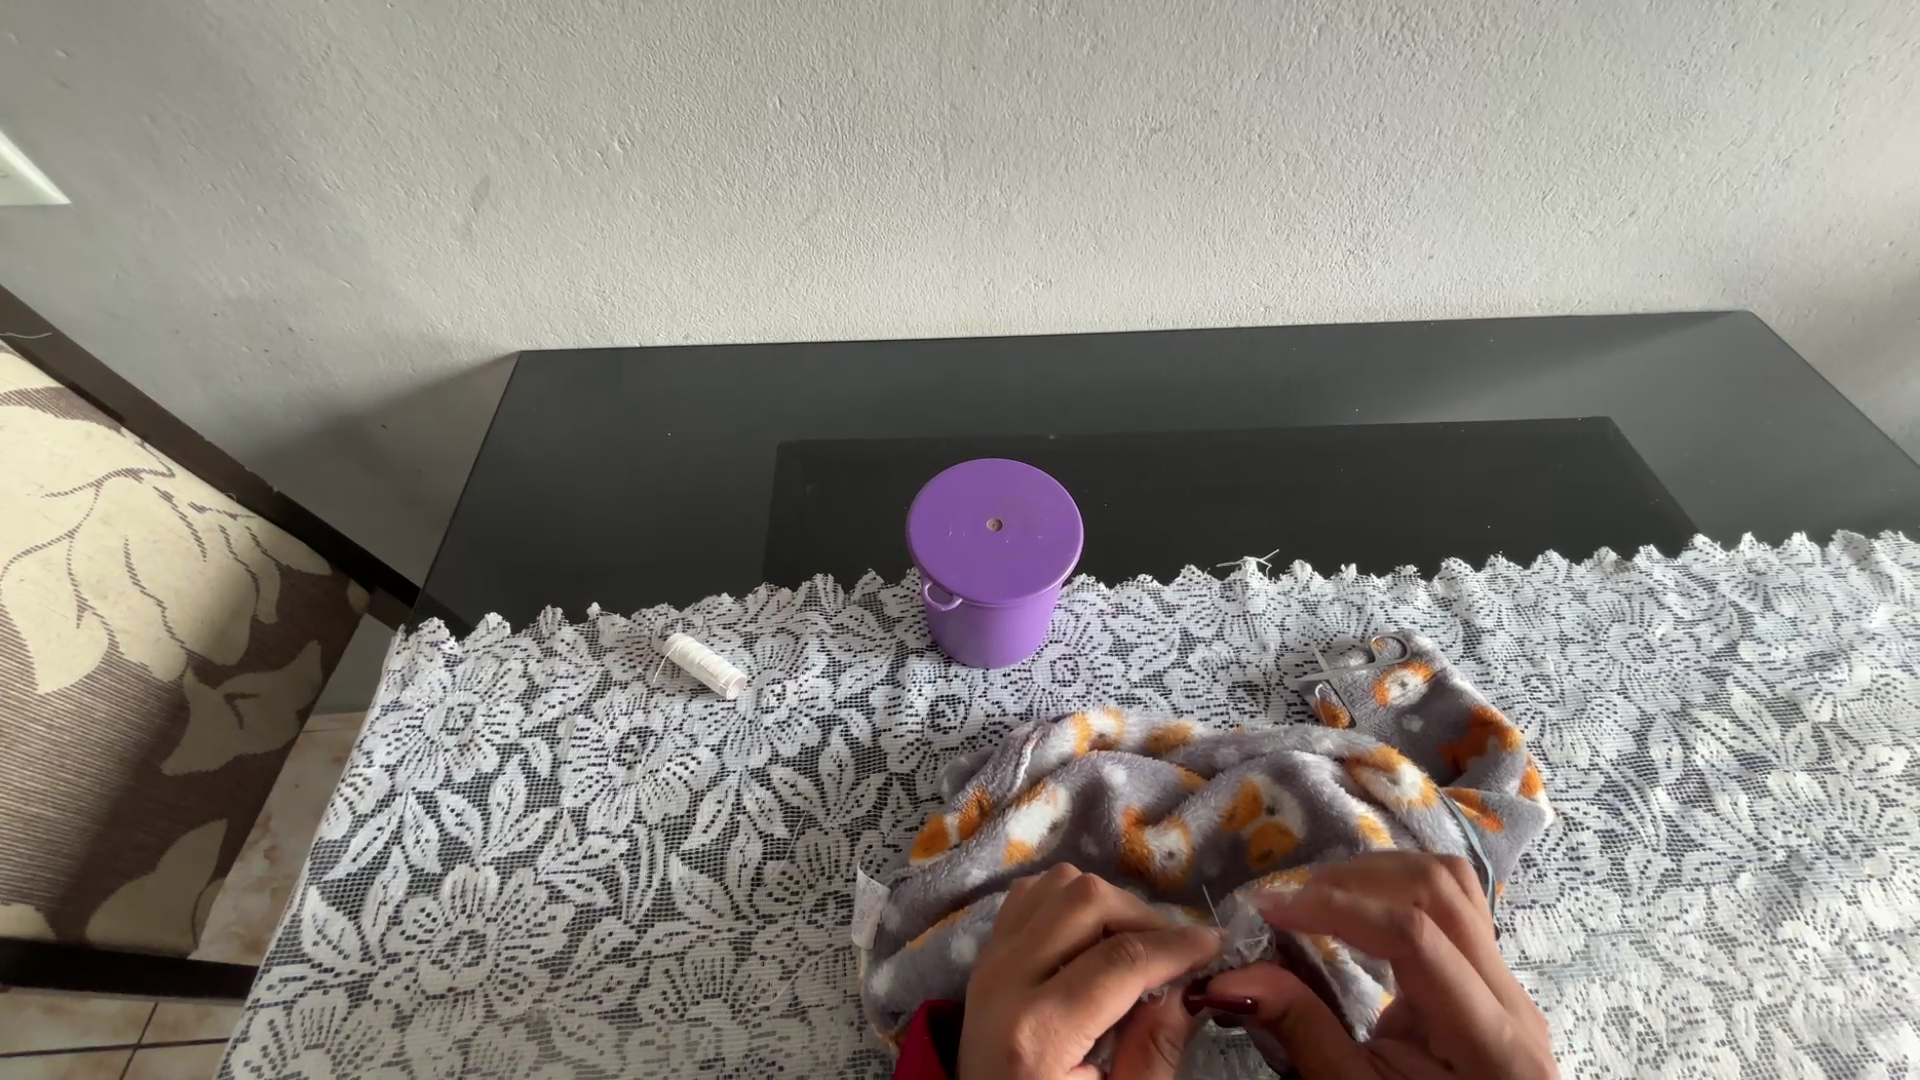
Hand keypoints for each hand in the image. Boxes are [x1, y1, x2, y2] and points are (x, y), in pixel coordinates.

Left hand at [959, 864, 1222, 1079]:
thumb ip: (1155, 1050)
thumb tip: (1189, 986)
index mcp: (1036, 1034)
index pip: (1117, 961)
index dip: (1174, 945)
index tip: (1214, 943)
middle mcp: (1004, 978)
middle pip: (1084, 900)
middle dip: (1142, 916)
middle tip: (1174, 950)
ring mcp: (989, 954)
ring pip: (1058, 882)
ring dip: (1106, 902)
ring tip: (1134, 943)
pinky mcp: (987, 946)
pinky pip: (1033, 890)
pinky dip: (1069, 897)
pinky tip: (1091, 934)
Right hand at [1206, 852, 1558, 1078]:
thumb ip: (1300, 1029)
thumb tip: (1228, 975)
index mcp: (1493, 1043)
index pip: (1414, 935)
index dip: (1334, 909)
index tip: (1269, 910)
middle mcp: (1512, 998)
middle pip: (1437, 888)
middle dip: (1350, 881)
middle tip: (1292, 904)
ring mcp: (1504, 981)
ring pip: (1447, 879)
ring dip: (1372, 875)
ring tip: (1319, 899)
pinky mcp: (1485, 972)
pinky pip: (1450, 898)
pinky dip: (1393, 886)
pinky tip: (1355, 906)